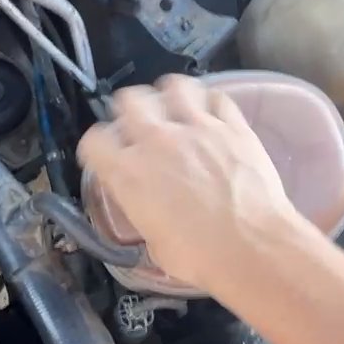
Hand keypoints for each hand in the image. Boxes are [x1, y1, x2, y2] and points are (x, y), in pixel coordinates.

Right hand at [78, 74, 307, 293]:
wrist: (250, 247)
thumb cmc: (197, 257)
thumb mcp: (153, 243)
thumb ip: (143, 213)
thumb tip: (148, 209)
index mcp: (127, 174)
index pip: (94, 141)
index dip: (95, 146)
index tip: (102, 153)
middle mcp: (155, 141)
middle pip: (129, 101)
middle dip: (127, 109)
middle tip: (136, 122)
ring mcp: (196, 128)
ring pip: (173, 87)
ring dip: (167, 95)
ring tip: (173, 107)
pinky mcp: (232, 126)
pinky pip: (215, 97)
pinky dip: (208, 102)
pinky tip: (209, 113)